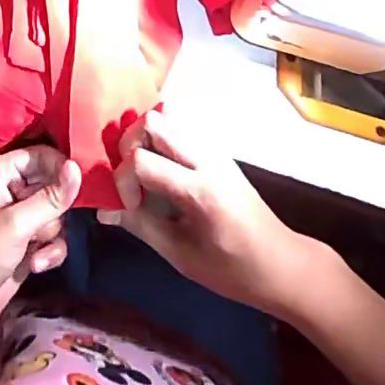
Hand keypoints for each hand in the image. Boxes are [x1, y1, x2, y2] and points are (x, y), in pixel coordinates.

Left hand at [0, 146, 80, 329]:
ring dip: (51, 235)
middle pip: (54, 184)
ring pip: (57, 214)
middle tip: (44, 225)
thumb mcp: (16, 225)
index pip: (42, 155)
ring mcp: (21, 216)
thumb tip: (78, 167)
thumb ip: (51, 197)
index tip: (78, 188)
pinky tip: (36, 265)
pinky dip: (50, 251)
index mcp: (2, 172)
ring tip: (34, 251)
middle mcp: (13, 188)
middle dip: (56, 210)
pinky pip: (54, 237)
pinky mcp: (29, 241)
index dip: (61, 168)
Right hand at [100, 109, 334, 320]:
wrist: (282, 263)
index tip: (129, 207)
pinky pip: (180, 126)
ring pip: (167, 115)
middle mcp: (207, 158)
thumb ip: (139, 225)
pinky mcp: (216, 150)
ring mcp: (214, 149)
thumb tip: (102, 211)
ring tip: (144, 171)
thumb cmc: (233, 269)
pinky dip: (160, 138)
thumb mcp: (181, 255)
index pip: (141, 160)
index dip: (122, 181)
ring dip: (145, 137)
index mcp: (200, 190)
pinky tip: (161, 169)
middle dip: (129, 146)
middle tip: (132, 179)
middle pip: (153, 121)